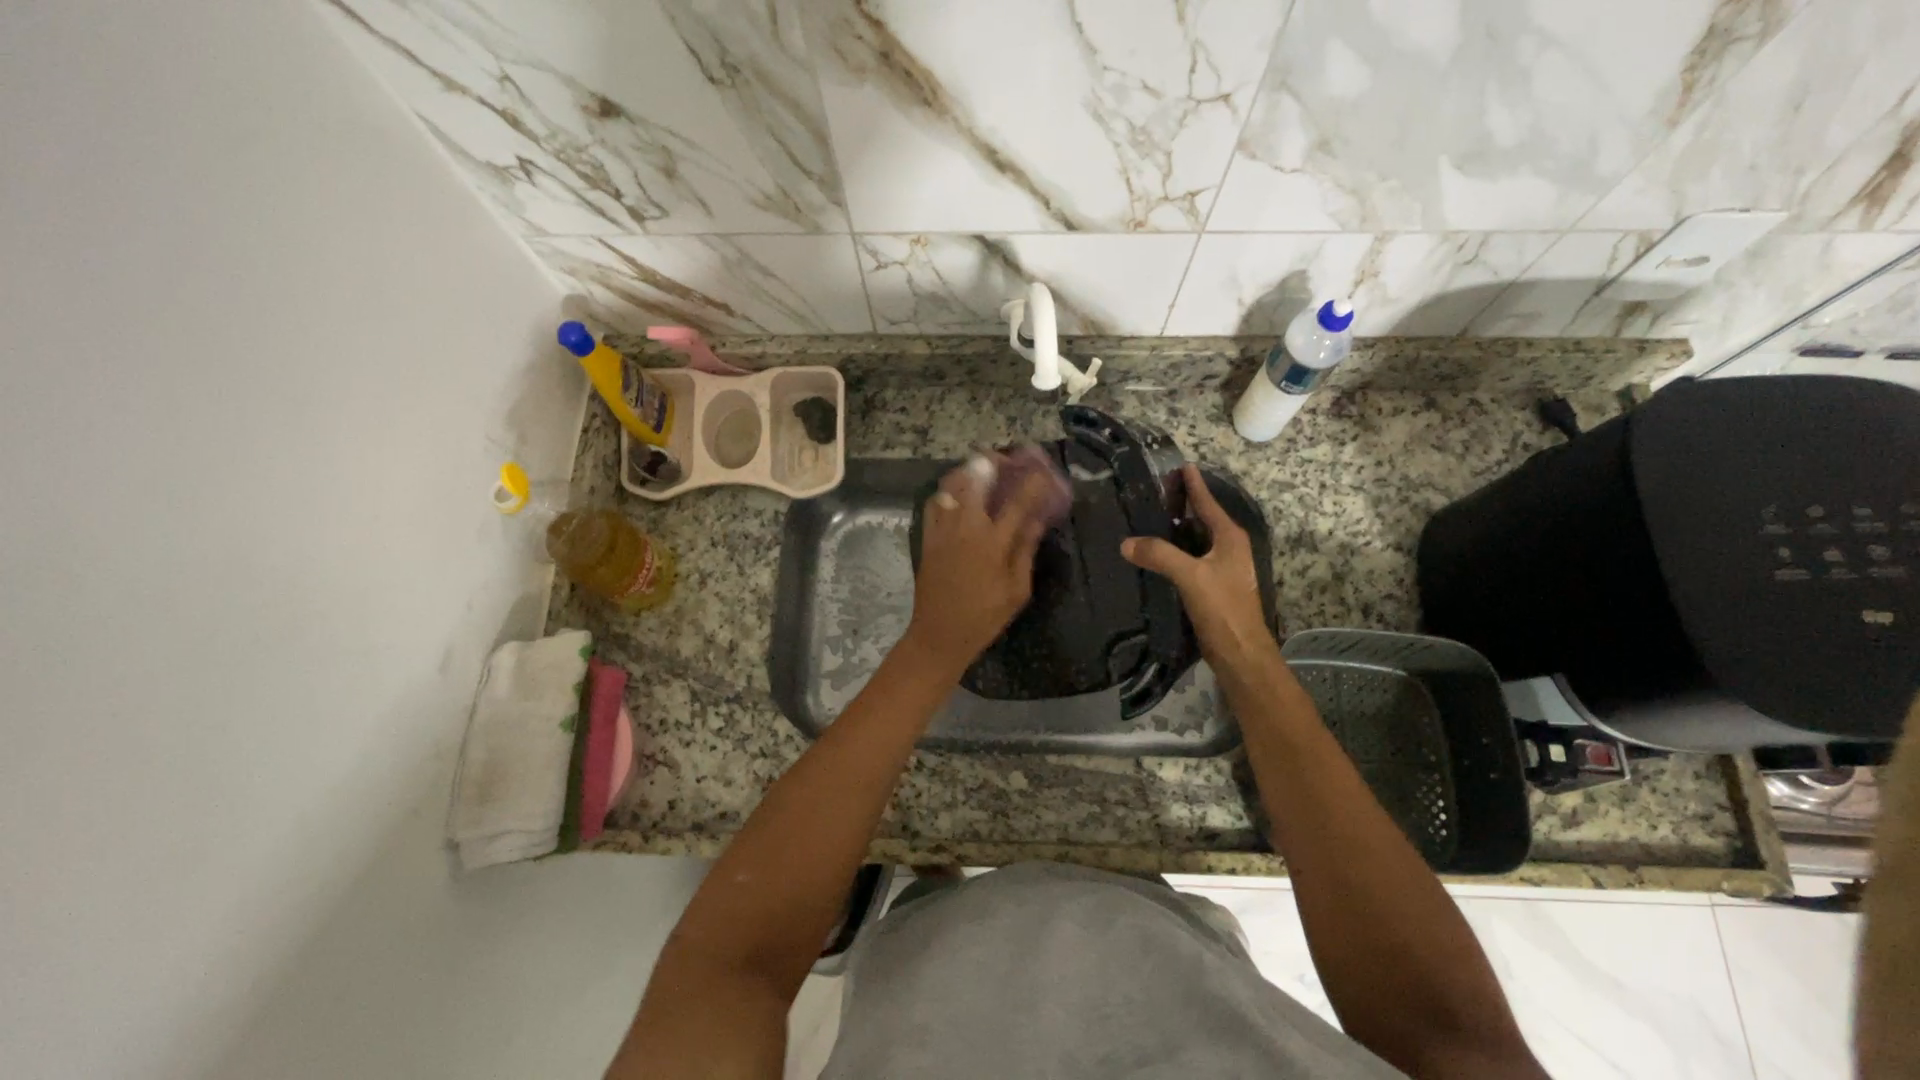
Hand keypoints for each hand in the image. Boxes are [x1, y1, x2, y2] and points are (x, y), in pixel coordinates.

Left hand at [901, 456, 1052, 673]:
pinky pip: (935, 502)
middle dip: (993, 463)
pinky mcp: (927, 537)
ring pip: (952, 486)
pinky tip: (957, 493)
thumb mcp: (1017, 590)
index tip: (1044, 471)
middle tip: (1006, 459)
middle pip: (977, 480)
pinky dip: (947, 490)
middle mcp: (966, 528)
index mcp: (993, 543)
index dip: (1033, 483)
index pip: (1017, 502)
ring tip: (982, 468)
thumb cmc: (985, 617)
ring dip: (968, 471)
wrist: (939, 635)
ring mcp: (943, 530)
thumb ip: (1025, 550)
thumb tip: (1036, 521)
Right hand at [1122, 464, 1276, 670]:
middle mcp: (1229, 548)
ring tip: (1149, 517)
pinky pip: (1191, 559)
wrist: (1240, 653)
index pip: (1208, 502)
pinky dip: (1174, 552)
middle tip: (1154, 490)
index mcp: (1230, 538)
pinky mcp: (1213, 587)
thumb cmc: (1223, 609)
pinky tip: (1155, 555)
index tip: (1181, 465)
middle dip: (1182, 504)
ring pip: (1196, 540)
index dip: (1194, 484)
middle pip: (1203, 518)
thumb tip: (1126, 543)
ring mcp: (1222, 569)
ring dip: (1176, 529)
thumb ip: (1159, 555)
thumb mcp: (1191, 577)